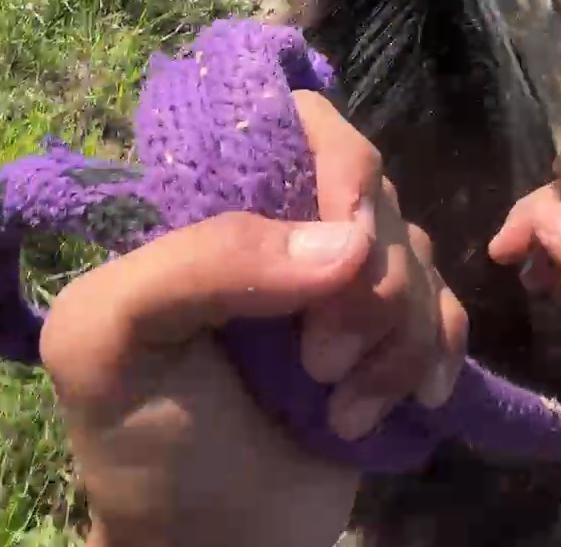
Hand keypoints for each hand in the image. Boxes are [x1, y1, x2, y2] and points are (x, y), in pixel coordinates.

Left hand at [40, 92, 465, 546]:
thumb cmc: (145, 438)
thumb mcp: (112, 340)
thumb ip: (202, 264)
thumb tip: (350, 243)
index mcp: (219, 202)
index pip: (297, 122)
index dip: (339, 163)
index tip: (351, 239)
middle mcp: (290, 221)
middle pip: (373, 193)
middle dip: (367, 285)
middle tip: (320, 364)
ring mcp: (346, 275)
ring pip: (417, 251)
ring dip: (397, 337)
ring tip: (345, 409)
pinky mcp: (393, 327)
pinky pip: (447, 303)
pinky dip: (437, 351)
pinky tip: (413, 401)